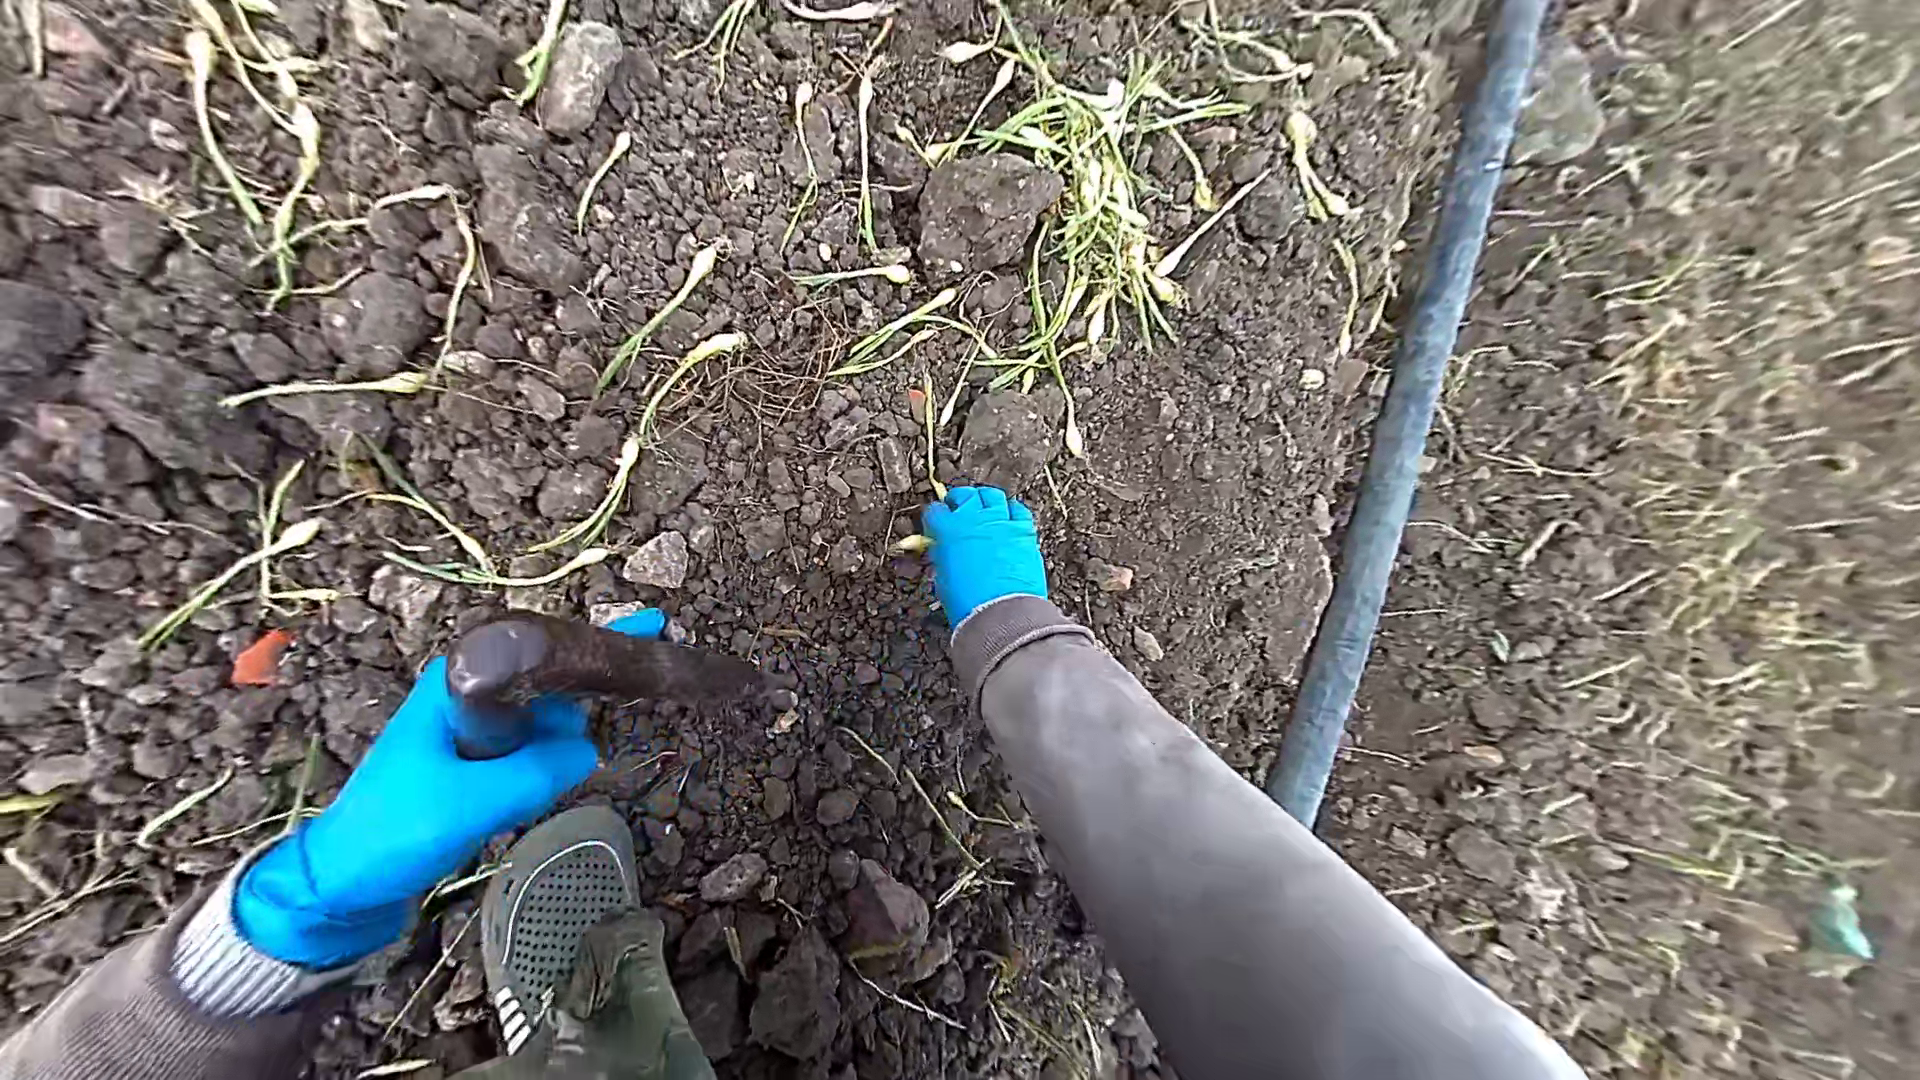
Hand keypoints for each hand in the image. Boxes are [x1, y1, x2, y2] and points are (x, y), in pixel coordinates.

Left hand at [234, 609, 666, 967]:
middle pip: (559, 686)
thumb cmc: (394, 830)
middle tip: (559, 762)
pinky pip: (541, 748)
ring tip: (519, 796)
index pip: (546, 646)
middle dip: (570, 724)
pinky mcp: (489, 753)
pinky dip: (548, 768)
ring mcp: (485, 722)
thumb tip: (590, 752)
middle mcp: (477, 689)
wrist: (340, 885)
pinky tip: (525, 797)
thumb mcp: (471, 801)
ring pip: (555, 722)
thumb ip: (539, 771)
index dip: (603, 641)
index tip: (657, 627)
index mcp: (461, 679)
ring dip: (557, 755)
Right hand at [922, 486, 1047, 625]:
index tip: (937, 522)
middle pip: (965, 495)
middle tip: (958, 507)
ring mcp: (1001, 522)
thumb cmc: (969, 603)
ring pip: (992, 496)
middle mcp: (975, 520)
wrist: (1002, 613)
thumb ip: (942, 557)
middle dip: (959, 499)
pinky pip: (1018, 510)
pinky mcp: (1023, 531)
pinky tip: (1008, 517)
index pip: (936, 511)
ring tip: (983, 507)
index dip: (936, 516)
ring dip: (984, 500)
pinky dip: (1011, 510)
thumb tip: (943, 550)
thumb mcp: (943, 579)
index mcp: (949, 531)